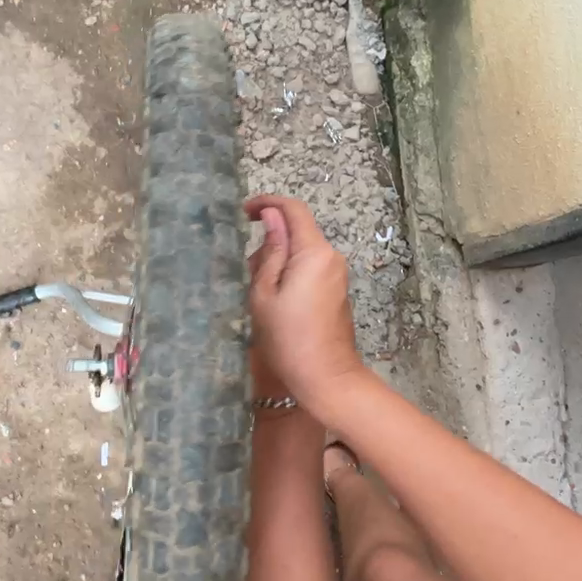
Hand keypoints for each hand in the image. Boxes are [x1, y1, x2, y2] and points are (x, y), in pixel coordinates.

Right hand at [246, 195, 369, 420]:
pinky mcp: (336, 289)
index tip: (244, 213)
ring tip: (258, 289)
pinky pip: (310, 266)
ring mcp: (337, 273)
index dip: (268, 203)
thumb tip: (272, 216)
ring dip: (278, 257)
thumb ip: (270, 250)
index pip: (293, 209)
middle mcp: (331, 256)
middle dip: (270, 238)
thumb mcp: (265, 292)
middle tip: (247, 268)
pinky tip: (275, 298)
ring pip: (303, 249)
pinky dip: (290, 270)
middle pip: (298, 230)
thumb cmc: (288, 337)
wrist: (326, 376)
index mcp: (314, 252)